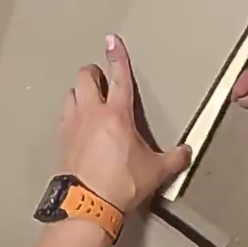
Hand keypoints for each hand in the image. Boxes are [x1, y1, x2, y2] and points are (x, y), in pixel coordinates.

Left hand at [58, 35, 189, 212]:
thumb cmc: (123, 183)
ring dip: (79, 92)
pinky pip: (63, 117)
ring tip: (89, 99)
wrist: (89, 205)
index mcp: (117, 115)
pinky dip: (71, 114)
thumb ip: (175, 158)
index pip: (119, 78)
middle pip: (85, 77)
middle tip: (102, 78)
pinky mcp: (61, 141)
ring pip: (70, 94)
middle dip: (93, 73)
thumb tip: (186, 152)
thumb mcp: (157, 170)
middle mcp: (91, 114)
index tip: (112, 41)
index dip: (117, 57)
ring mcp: (72, 126)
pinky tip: (79, 125)